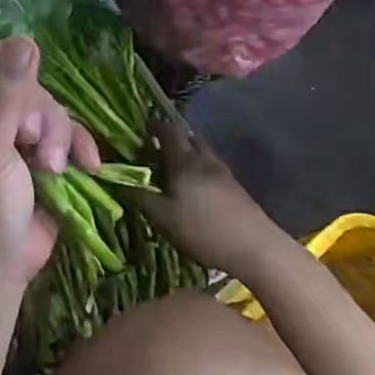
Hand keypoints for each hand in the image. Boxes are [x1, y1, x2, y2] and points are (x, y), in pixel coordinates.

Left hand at [0, 35, 98, 295]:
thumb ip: (3, 94)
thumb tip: (23, 38)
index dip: (1, 63)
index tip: (24, 74)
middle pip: (19, 84)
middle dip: (39, 114)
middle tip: (36, 146)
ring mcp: (7, 138)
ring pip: (46, 107)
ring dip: (59, 134)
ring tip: (55, 168)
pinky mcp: (34, 158)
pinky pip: (63, 133)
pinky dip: (77, 146)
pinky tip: (88, 165)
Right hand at [135, 122, 283, 277]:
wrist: (256, 247)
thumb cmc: (203, 230)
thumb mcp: (163, 217)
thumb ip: (140, 197)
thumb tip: (117, 181)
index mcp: (184, 161)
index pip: (168, 130)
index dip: (154, 127)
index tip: (142, 133)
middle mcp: (205, 159)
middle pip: (188, 137)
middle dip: (172, 139)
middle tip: (156, 152)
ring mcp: (223, 172)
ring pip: (202, 151)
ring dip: (187, 153)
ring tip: (173, 170)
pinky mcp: (235, 186)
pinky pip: (212, 166)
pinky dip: (199, 168)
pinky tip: (194, 187)